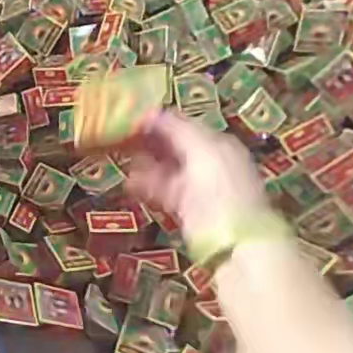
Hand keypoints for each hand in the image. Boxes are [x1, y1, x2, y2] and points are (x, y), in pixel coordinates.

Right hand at [124, 111, 270, 238]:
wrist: (232, 239)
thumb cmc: (221, 189)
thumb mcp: (203, 152)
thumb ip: (178, 130)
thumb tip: (153, 113)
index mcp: (218, 144)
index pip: (185, 125)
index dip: (160, 121)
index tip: (132, 119)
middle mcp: (208, 161)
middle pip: (173, 145)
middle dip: (149, 141)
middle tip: (121, 137)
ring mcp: (196, 184)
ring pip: (165, 167)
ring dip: (144, 163)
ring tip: (121, 158)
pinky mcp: (185, 206)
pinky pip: (162, 189)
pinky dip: (146, 185)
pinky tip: (129, 183)